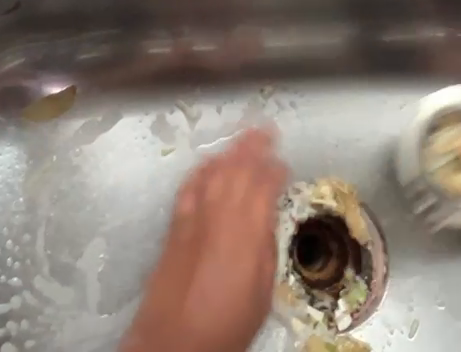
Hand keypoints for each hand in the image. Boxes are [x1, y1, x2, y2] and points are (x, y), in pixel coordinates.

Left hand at [121, 128, 288, 351]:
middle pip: (239, 168)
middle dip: (254, 146)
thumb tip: (267, 219)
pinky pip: (190, 186)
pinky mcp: (175, 225)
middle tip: (267, 130)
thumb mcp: (261, 292)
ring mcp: (195, 217)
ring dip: (230, 151)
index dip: (276, 170)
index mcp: (248, 232)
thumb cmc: (227, 324)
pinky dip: (202, 170)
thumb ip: (265, 248)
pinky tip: (209, 162)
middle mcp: (220, 215)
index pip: (264, 186)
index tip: (284, 165)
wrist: (175, 341)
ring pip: (215, 172)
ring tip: (244, 136)